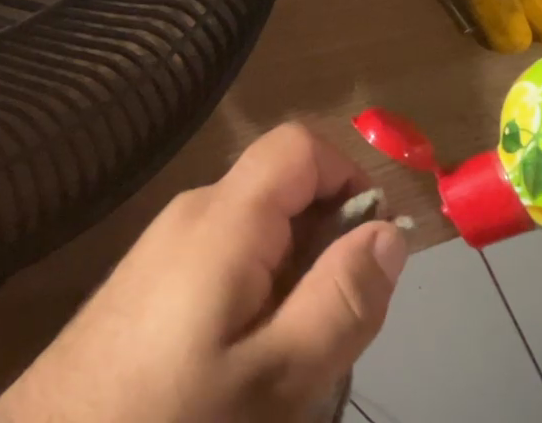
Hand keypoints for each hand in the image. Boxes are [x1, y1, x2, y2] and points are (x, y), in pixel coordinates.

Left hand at [0, 123, 408, 422]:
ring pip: (257, 224)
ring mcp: (167, 237)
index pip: (299, 145)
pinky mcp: (153, 268)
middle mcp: (193, 209)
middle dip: (326, 239)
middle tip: (331, 324)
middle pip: (281, 186)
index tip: (374, 251)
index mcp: (225, 217)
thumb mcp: (278, 374)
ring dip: (294, 269)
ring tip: (288, 349)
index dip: (350, 179)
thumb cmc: (175, 409)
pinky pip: (225, 250)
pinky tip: (245, 350)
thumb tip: (389, 232)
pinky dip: (257, 283)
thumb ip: (340, 300)